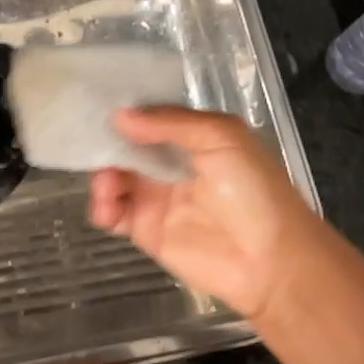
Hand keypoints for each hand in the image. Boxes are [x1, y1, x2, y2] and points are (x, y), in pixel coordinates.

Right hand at [87, 106, 326, 320]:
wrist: (271, 261)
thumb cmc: (255, 190)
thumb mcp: (221, 138)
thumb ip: (170, 123)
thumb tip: (119, 116)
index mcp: (193, 136)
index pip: (151, 116)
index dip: (127, 109)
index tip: (98, 102)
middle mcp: (171, 163)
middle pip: (126, 145)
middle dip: (108, 142)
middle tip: (93, 144)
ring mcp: (157, 196)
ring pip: (114, 176)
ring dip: (102, 174)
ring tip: (109, 185)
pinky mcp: (146, 230)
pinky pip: (113, 213)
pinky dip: (101, 207)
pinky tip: (107, 208)